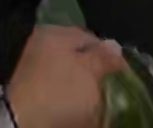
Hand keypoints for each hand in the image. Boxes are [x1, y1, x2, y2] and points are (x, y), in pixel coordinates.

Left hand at [6, 26, 128, 127]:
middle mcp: (45, 42)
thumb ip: (102, 57)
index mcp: (55, 33)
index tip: (126, 76)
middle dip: (98, 69)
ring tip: (101, 99)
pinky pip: (62, 82)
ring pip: (71, 68)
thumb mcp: (87, 73)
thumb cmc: (60, 94)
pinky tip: (83, 104)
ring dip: (87, 82)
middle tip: (116, 89)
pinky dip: (74, 92)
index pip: (90, 37)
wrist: (26, 123)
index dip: (110, 55)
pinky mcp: (36, 84)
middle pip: (79, 52)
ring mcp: (38, 63)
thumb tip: (115, 45)